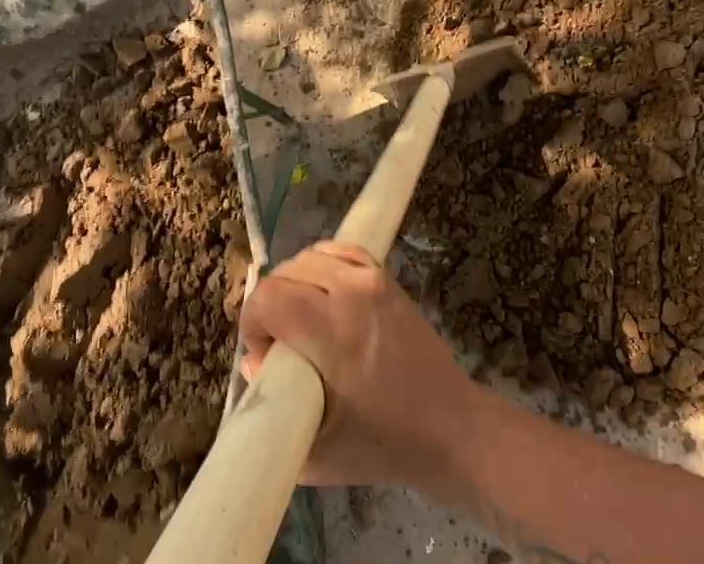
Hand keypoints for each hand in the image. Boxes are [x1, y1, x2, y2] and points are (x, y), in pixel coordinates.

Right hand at [238, 241, 487, 487]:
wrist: (451, 427)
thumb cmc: (383, 443)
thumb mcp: (316, 450)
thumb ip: (272, 409)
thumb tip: (256, 365)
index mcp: (333, 330)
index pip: (270, 295)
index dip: (253, 322)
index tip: (262, 355)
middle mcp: (353, 292)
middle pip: (286, 272)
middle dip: (270, 305)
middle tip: (279, 345)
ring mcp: (374, 280)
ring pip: (312, 257)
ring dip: (294, 284)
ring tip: (299, 322)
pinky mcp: (389, 280)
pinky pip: (341, 253)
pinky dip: (322, 267)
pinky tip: (321, 296)